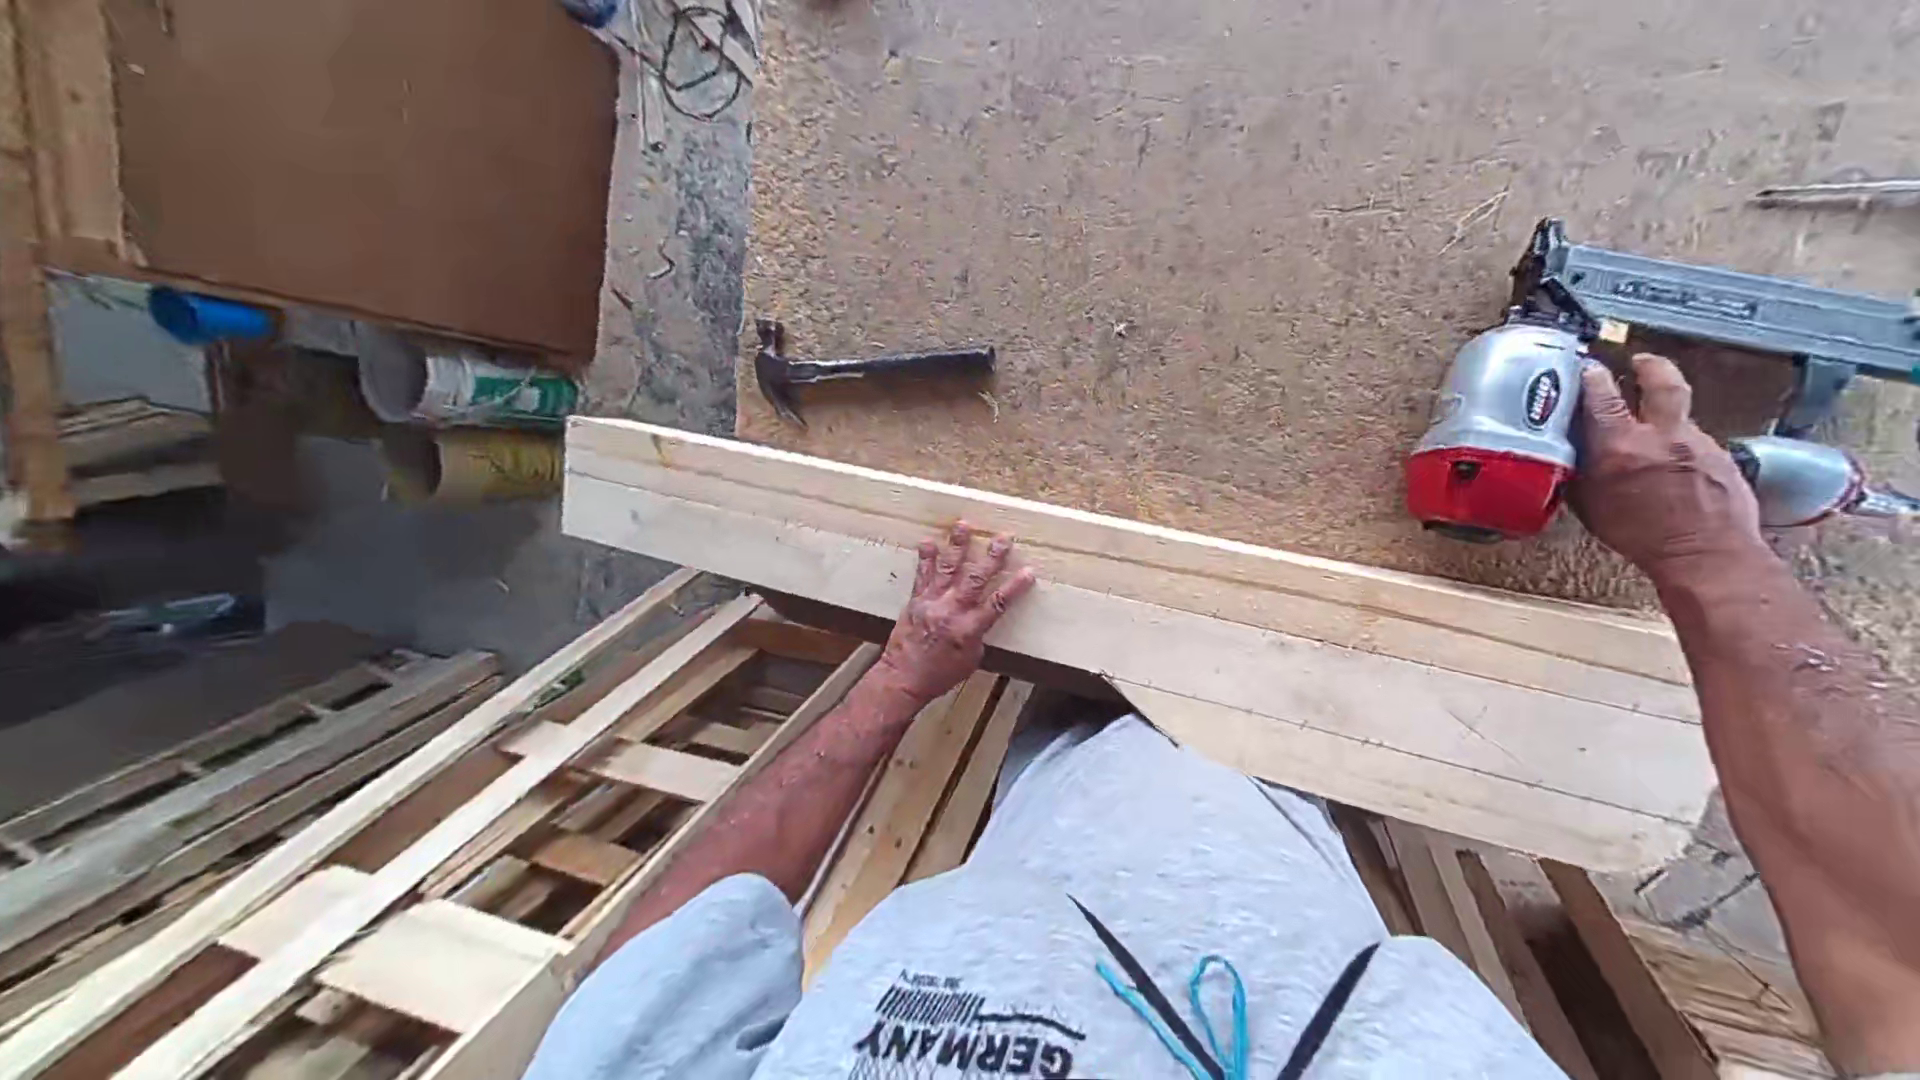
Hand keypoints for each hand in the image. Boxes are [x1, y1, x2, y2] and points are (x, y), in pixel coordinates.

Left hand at [872, 522, 1036, 705]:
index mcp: (969, 630)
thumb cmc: (940, 675)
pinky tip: (928, 541)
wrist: (902, 678)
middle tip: (1003, 538)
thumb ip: (978, 634)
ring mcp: (932, 603)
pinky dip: (926, 558)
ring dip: (958, 546)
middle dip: (991, 557)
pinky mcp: (916, 600)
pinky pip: (922, 575)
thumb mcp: (970, 660)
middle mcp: (951, 612)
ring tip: (964, 525)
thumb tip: (983, 616)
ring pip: (948, 569)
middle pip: (975, 579)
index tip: (1029, 571)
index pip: (998, 604)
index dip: (1015, 587)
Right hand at [1570, 353, 1767, 586]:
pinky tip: (1664, 458)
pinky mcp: (1721, 455)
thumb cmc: (1640, 533)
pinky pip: (1693, 438)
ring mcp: (1698, 443)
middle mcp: (1663, 437)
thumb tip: (1568, 451)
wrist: (1703, 552)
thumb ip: (1579, 469)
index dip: (1592, 378)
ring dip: (1661, 411)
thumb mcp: (1588, 501)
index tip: (1586, 368)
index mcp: (1621, 448)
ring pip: (1679, 413)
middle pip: (1663, 383)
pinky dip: (1676, 441)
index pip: (1602, 398)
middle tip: (1638, 360)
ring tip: (1645, 420)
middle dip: (1650, 366)